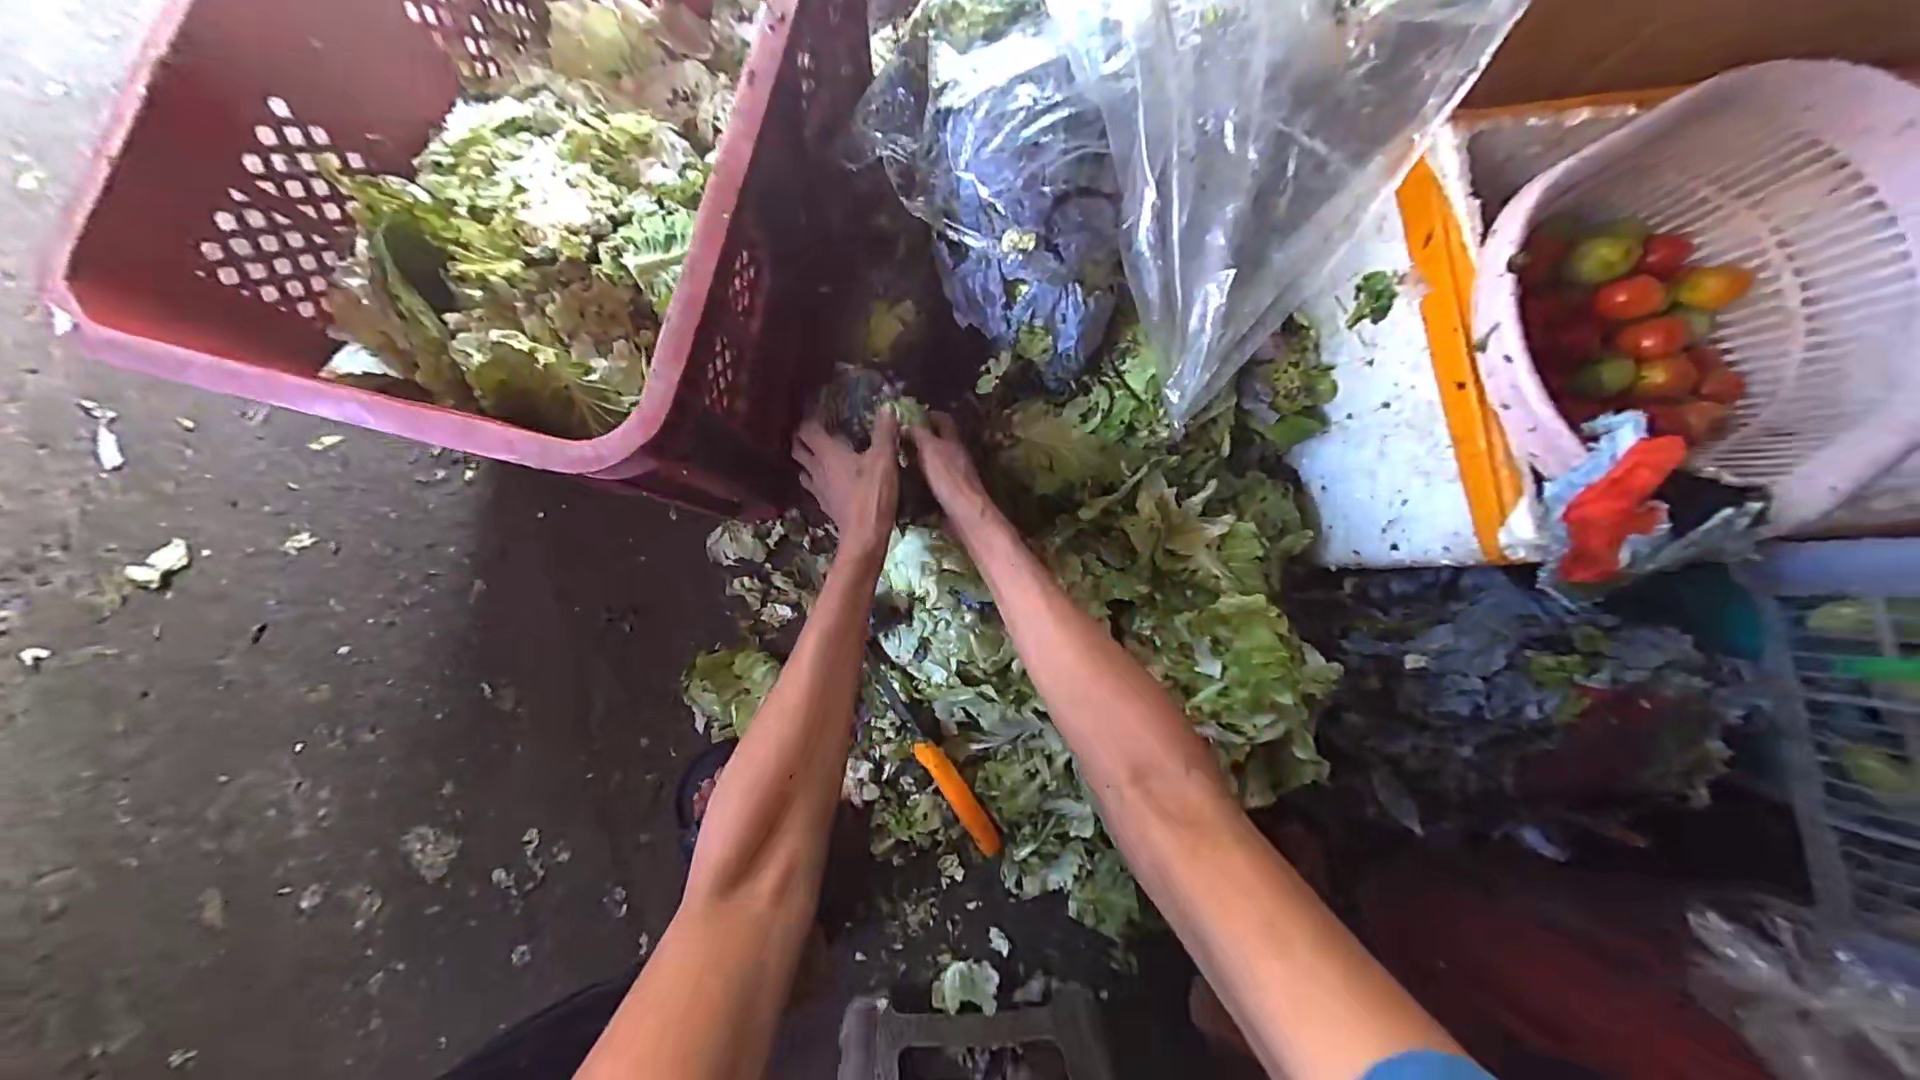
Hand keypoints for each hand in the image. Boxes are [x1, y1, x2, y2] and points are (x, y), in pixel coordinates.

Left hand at [793, 411, 898, 561]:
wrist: (864, 535)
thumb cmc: (872, 494)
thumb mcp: (884, 459)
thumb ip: (884, 432)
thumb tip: (887, 407)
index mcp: (827, 453)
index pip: (807, 429)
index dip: (809, 418)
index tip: (818, 411)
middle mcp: (816, 468)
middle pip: (798, 448)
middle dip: (802, 438)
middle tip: (814, 431)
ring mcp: (818, 489)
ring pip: (803, 469)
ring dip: (806, 460)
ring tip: (817, 454)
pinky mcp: (825, 505)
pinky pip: (813, 487)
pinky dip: (816, 479)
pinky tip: (827, 480)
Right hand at [908, 412, 998, 534]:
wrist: (964, 512)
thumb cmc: (948, 478)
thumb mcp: (930, 450)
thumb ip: (919, 434)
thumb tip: (905, 424)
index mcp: (952, 440)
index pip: (942, 419)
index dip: (928, 415)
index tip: (909, 417)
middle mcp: (956, 454)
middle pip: (940, 439)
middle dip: (921, 437)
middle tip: (899, 439)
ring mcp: (955, 473)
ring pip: (937, 459)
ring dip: (920, 457)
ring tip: (900, 459)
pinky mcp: (951, 491)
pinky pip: (934, 478)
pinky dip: (922, 476)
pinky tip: (909, 481)